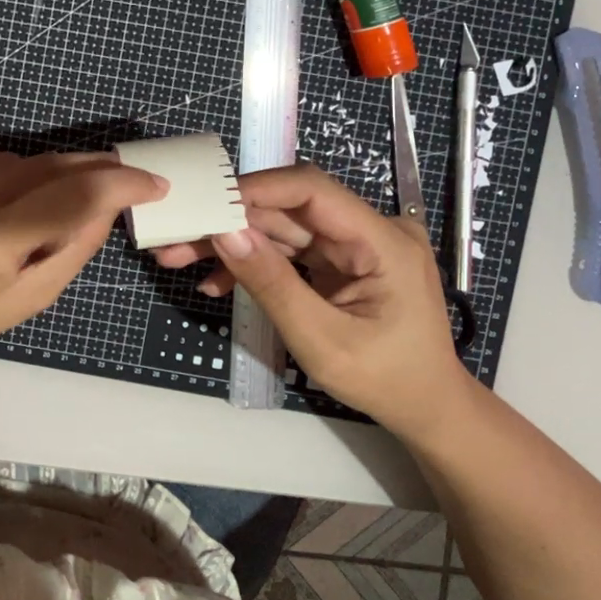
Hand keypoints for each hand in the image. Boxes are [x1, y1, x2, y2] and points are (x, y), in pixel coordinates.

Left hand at [0, 152, 167, 365]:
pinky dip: (16, 176)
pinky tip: (9, 205)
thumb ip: (73, 248)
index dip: (119, 185)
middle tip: (129, 179)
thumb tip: (109, 205)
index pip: (70, 196)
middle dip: (95, 169)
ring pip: (26, 159)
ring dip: (53, 175)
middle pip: (50, 165)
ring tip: (53, 209)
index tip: (153, 183)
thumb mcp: (27, 299)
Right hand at [152, 165, 473, 437]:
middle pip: (286, 208)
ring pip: (277, 228)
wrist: (426, 411)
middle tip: (175, 234)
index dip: (255, 188)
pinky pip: (285, 251)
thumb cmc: (384, 379)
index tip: (204, 202)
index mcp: (382, 241)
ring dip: (229, 242)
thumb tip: (224, 232)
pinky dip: (249, 264)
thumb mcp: (321, 339)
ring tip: (176, 256)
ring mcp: (352, 246)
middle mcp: (368, 231)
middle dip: (228, 220)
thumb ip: (272, 283)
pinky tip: (213, 282)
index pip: (311, 189)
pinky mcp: (337, 261)